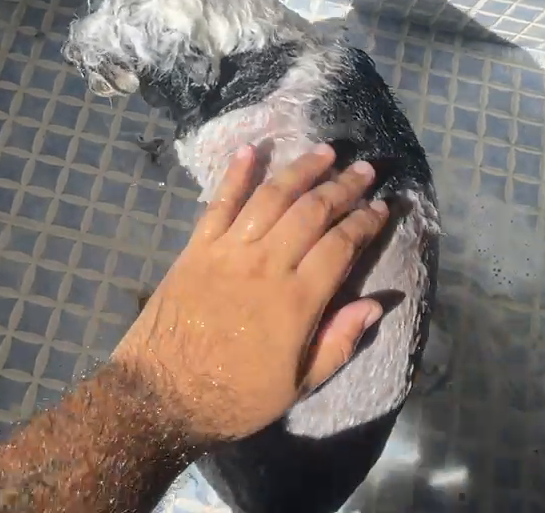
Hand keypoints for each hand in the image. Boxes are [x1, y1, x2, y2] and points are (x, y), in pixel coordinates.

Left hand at [113, 143, 390, 441]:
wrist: (161, 394)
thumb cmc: (235, 395)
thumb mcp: (298, 385)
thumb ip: (339, 342)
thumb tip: (376, 304)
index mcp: (297, 300)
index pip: (341, 246)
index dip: (365, 222)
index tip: (383, 206)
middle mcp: (267, 264)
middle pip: (312, 211)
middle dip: (343, 186)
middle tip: (365, 168)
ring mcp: (230, 249)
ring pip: (273, 196)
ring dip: (302, 169)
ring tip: (325, 151)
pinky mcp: (199, 245)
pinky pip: (221, 201)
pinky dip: (236, 173)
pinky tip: (251, 149)